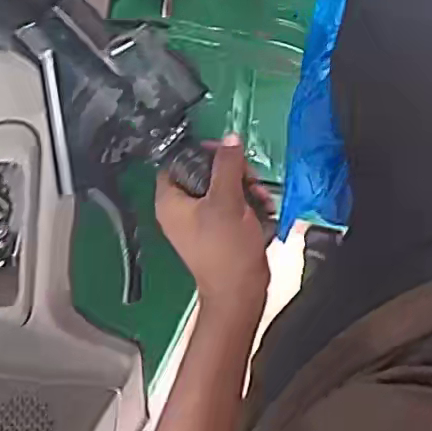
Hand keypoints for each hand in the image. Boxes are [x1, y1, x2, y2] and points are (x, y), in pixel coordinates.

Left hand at [156, 135, 271, 326]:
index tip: (226, 152)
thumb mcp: (227, 200)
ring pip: (221, 187)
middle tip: (249, 179)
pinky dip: (246, 202)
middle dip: (232, 172)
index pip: (177, 160)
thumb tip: (230, 138)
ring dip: (245, 187)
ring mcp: (199, 220)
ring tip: (260, 198)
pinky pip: (230, 204)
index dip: (201, 151)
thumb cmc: (226, 247)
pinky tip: (262, 209)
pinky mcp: (217, 229)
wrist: (240, 292)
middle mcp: (180, 209)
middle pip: (204, 171)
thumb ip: (228, 165)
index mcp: (170, 201)